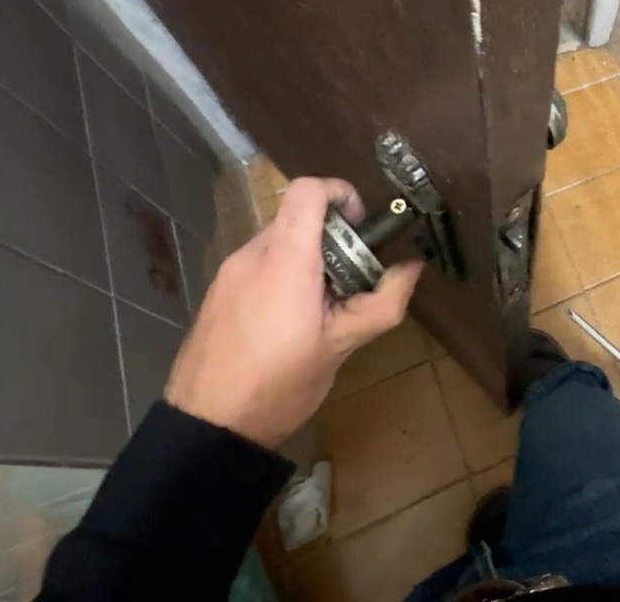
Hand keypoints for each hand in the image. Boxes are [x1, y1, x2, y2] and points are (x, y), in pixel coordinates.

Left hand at [164, 177, 422, 447]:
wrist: (206, 430)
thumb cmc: (280, 383)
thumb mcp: (343, 344)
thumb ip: (383, 300)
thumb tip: (414, 265)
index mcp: (285, 259)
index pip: (309, 189)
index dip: (341, 192)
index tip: (361, 227)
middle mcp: (252, 254)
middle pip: (298, 217)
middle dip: (332, 238)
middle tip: (350, 280)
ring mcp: (228, 273)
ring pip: (279, 242)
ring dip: (308, 259)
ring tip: (321, 308)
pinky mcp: (217, 293)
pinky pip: (259, 265)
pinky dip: (283, 276)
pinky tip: (290, 322)